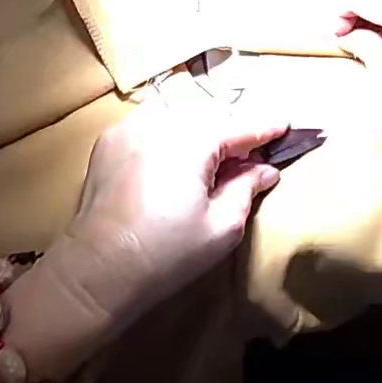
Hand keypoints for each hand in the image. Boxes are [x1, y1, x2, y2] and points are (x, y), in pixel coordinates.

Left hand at [50, 99, 288, 331]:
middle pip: (209, 113)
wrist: (96, 270)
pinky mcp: (110, 139)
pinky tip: (177, 152)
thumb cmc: (166, 254)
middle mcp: (160, 122)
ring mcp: (130, 127)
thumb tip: (265, 169)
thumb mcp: (220, 227)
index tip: (285, 124)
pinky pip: (152, 122)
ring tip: (215, 152)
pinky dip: (171, 130)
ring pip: (179, 113)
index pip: (237, 126)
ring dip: (201, 126)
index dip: (264, 127)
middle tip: (251, 151)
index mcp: (191, 142)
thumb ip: (246, 188)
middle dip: (232, 127)